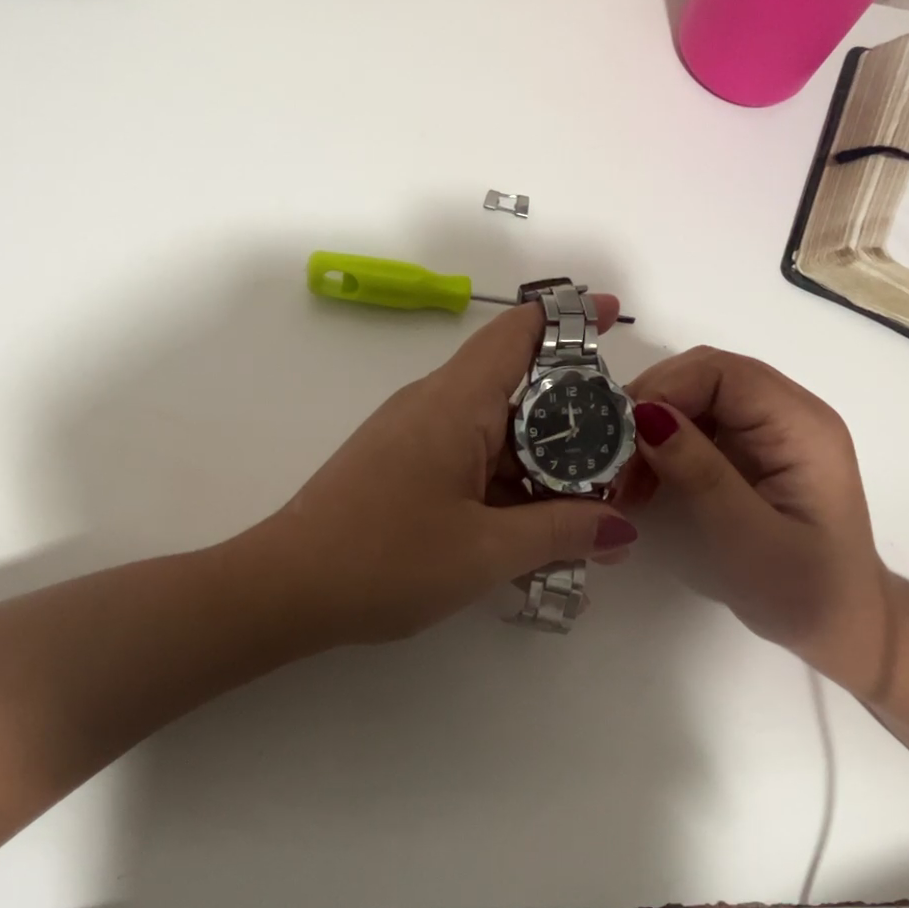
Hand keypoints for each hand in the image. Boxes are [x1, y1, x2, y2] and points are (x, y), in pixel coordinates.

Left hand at [248, 297, 636, 645]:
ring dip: (543, 458)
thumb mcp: (487, 551)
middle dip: (576, 415)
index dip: (572, 318)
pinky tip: (533, 524)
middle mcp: (433, 404)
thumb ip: (562, 531)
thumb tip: (620, 526)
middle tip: (622, 459)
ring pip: (495, 428)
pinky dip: (508, 480)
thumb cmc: (385, 561)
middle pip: (518, 384)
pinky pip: (468, 456)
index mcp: (456, 402)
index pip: (519, 332)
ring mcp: (413, 435)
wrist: (285, 589)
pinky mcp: (401, 467)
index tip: (617, 320)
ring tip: (590, 503)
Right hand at [619, 348, 887, 679]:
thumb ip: (699, 472)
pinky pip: (697, 429)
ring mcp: (768, 435)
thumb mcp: (745, 536)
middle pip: (706, 377)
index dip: (666, 389)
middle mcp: (787, 416)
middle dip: (652, 407)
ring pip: (695, 401)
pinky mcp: (750, 456)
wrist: (840, 626)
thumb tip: (645, 416)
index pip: (725, 373)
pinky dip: (661, 448)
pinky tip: (642, 483)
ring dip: (651, 430)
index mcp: (801, 427)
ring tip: (624, 480)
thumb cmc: (801, 591)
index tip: (620, 436)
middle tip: (613, 460)